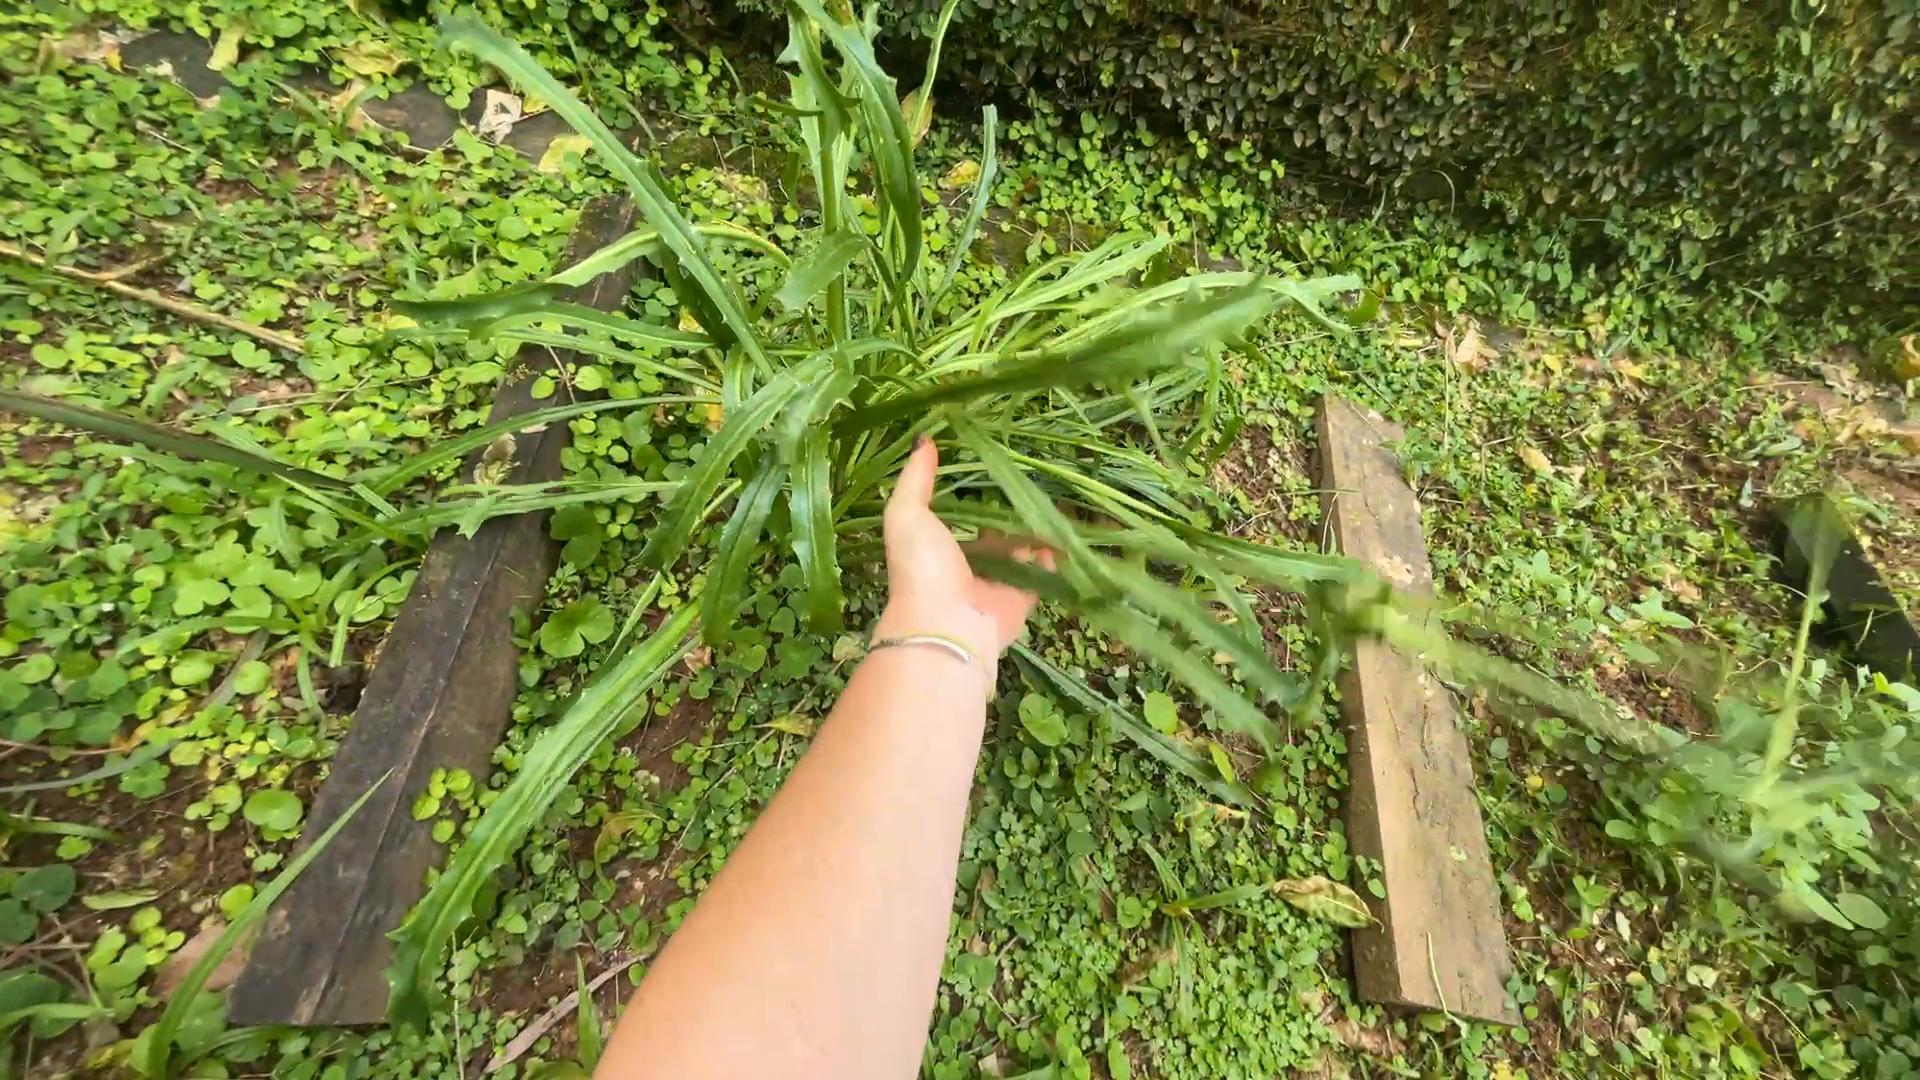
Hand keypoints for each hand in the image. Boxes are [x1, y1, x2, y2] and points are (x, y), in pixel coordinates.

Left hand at [873, 438, 1050, 670]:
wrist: (944, 624)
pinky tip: (1063, 531)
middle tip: (1033, 480)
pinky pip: (1041, 575)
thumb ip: (915, 479)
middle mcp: (967, 566)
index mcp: (938, 546)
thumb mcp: (907, 514)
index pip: (960, 515)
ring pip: (1020, 552)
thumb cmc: (922, 567)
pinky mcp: (1021, 599)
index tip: (995, 464)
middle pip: (994, 533)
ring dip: (1035, 530)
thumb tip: (925, 439)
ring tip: (1054, 500)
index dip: (975, 493)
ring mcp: (996, 584)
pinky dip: (1052, 557)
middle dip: (1010, 511)